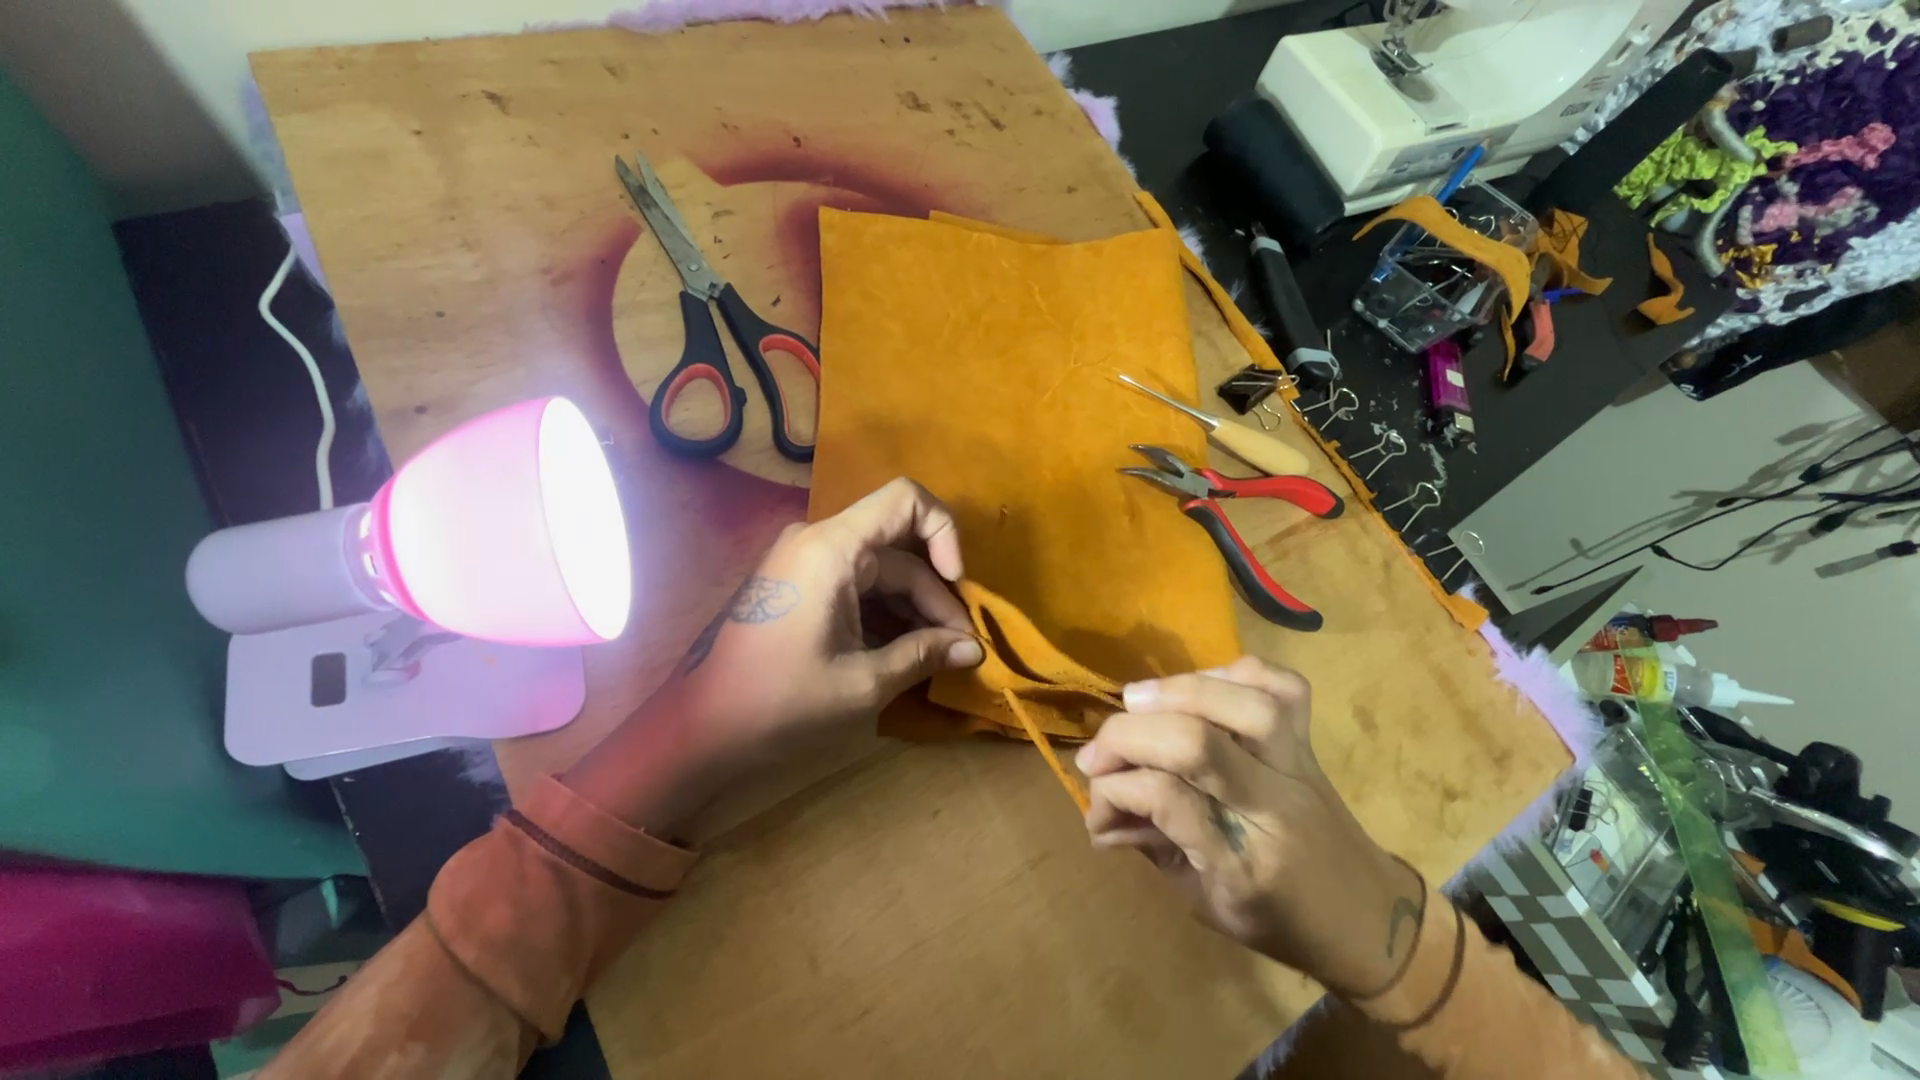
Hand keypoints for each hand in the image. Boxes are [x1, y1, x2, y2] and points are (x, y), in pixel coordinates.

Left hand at [563, 478, 983, 834]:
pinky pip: (857, 584)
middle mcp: (818, 541)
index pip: (905, 500)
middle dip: (934, 596)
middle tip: (961, 648)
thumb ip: (923, 656)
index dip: (944, 532)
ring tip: (939, 657)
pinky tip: (906, 651)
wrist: (704, 726)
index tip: (957, 585)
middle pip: (899, 550)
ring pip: (881, 570)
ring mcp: (806, 562)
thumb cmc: (782, 701)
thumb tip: (974, 650)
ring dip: (913, 609)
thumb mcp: (863, 682)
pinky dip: (886, 613)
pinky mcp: (800, 585)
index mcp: (832, 549)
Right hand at [1075, 657, 1425, 996]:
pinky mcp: (1308, 744)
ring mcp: (1298, 767)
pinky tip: (1199, 685)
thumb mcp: (1206, 903)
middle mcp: (1273, 807)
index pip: (1168, 802)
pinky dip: (1236, 672)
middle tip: (1096, 754)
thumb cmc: (1280, 922)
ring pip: (1248, 705)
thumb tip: (1098, 812)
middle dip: (1131, 736)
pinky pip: (1285, 688)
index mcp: (1243, 864)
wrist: (1373, 920)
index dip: (1117, 791)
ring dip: (1178, 690)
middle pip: (1200, 745)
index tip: (1097, 806)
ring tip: (1134, 700)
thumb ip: (1152, 847)